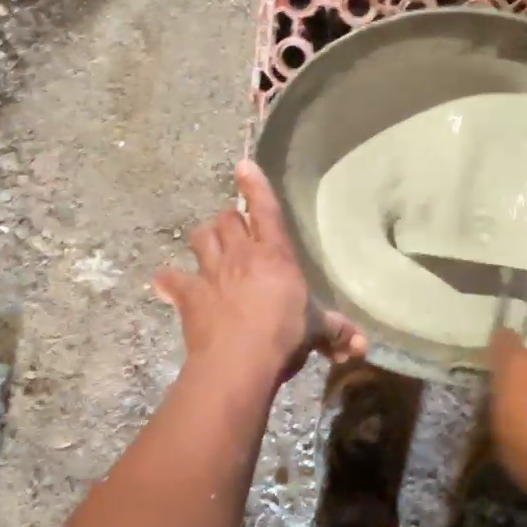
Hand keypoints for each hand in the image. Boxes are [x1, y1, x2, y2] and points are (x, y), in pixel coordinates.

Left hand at [153, 160, 365, 386]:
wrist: (239, 361)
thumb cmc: (284, 336)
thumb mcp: (315, 331)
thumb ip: (336, 332)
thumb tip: (362, 345)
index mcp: (275, 254)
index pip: (265, 209)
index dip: (255, 186)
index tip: (243, 165)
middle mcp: (241, 254)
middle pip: (227, 219)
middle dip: (229, 220)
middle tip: (234, 230)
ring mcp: (211, 273)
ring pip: (200, 238)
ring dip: (204, 239)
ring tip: (207, 246)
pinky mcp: (189, 295)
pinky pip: (173, 281)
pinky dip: (168, 282)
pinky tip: (164, 283)